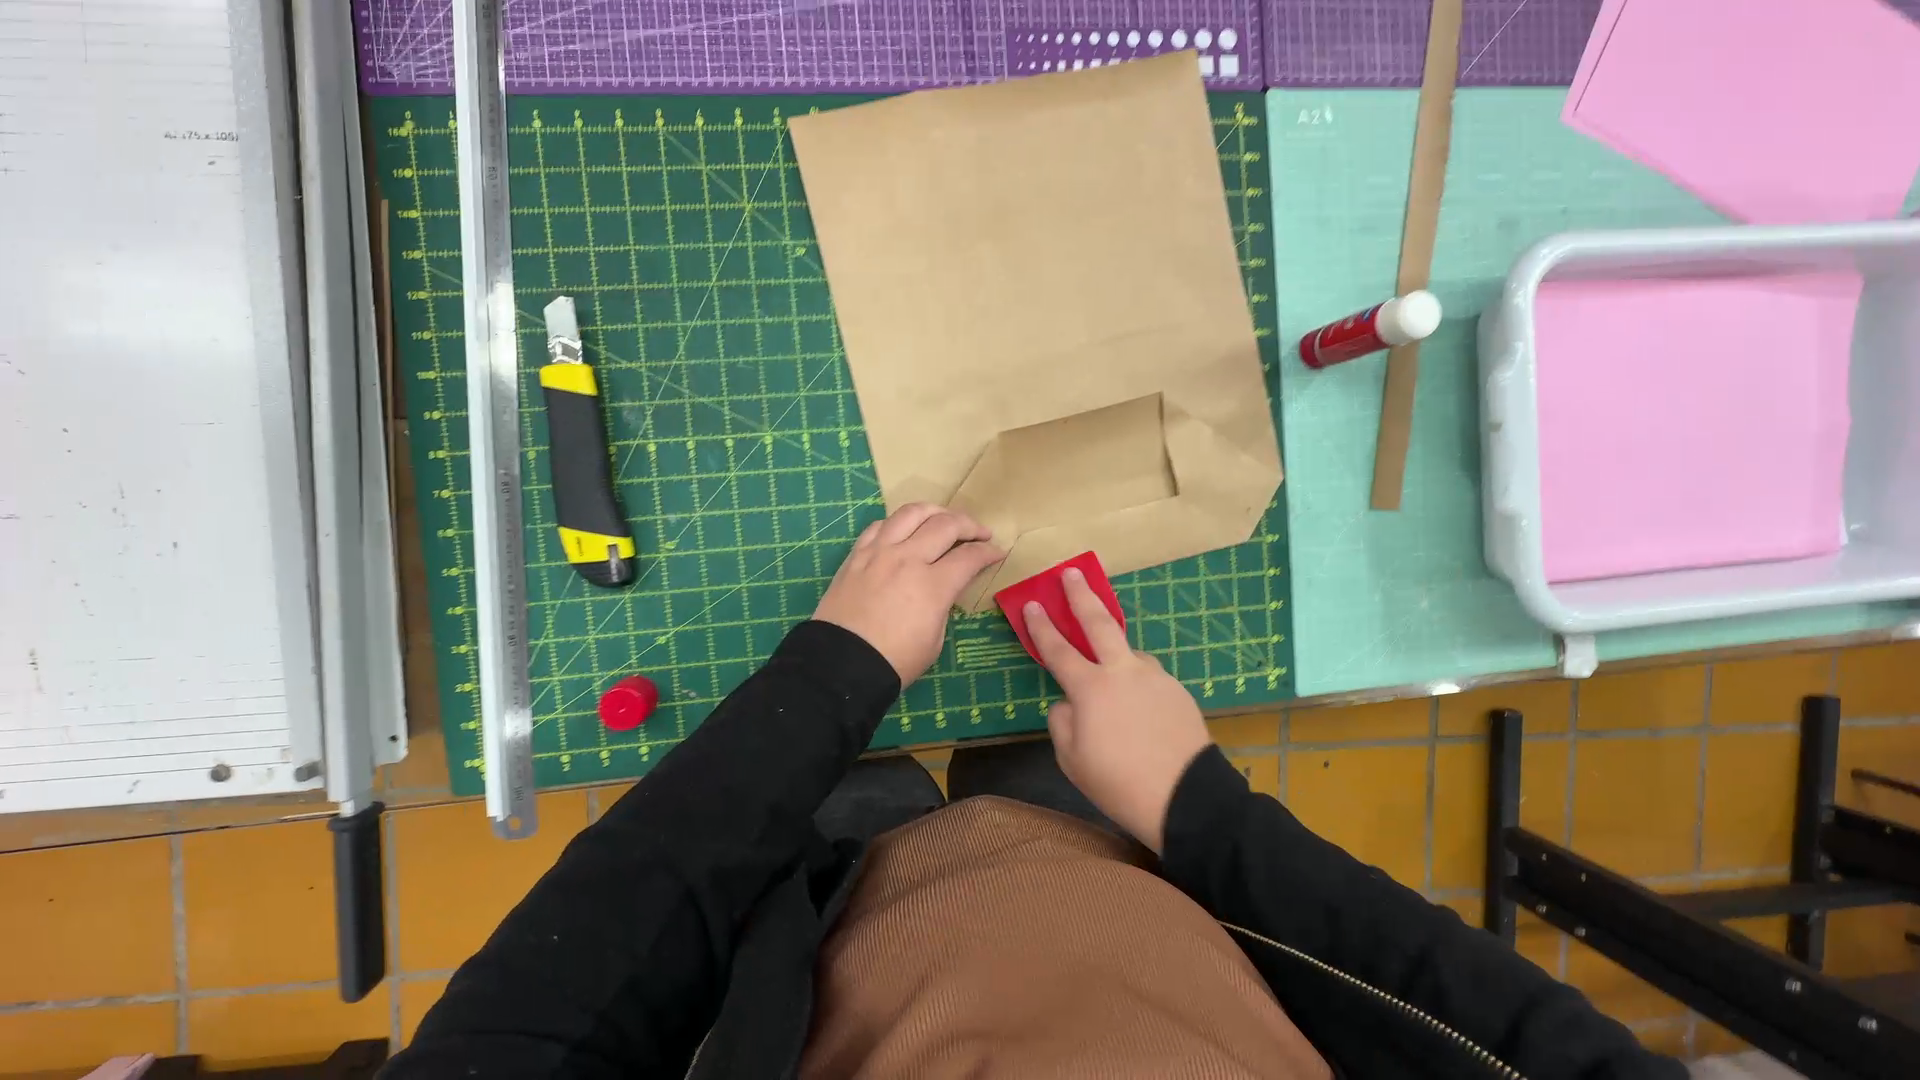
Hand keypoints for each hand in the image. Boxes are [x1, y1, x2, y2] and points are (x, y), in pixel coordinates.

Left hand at [815, 503, 1004, 685]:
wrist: (841, 664)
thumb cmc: (894, 661)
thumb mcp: (935, 640)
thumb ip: (943, 605)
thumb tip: (945, 587)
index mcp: (932, 585)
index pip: (970, 557)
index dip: (989, 552)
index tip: (997, 553)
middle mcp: (907, 559)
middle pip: (946, 524)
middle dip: (970, 525)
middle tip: (980, 533)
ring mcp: (879, 552)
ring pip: (912, 512)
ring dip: (935, 511)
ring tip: (945, 518)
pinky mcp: (857, 554)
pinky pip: (881, 524)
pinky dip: (899, 522)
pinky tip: (906, 529)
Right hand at [1025, 568, 1211, 853]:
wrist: (1186, 798)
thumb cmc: (1118, 783)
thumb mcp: (1071, 758)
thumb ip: (1062, 720)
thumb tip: (1070, 701)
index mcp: (1091, 688)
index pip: (1057, 649)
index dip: (1040, 626)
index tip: (1031, 604)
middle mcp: (1123, 671)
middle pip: (1098, 623)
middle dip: (1081, 595)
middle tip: (1071, 573)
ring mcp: (1154, 677)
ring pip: (1128, 654)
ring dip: (1115, 654)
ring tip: (1111, 680)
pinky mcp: (1177, 690)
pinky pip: (1147, 677)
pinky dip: (1136, 682)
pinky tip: (1138, 708)